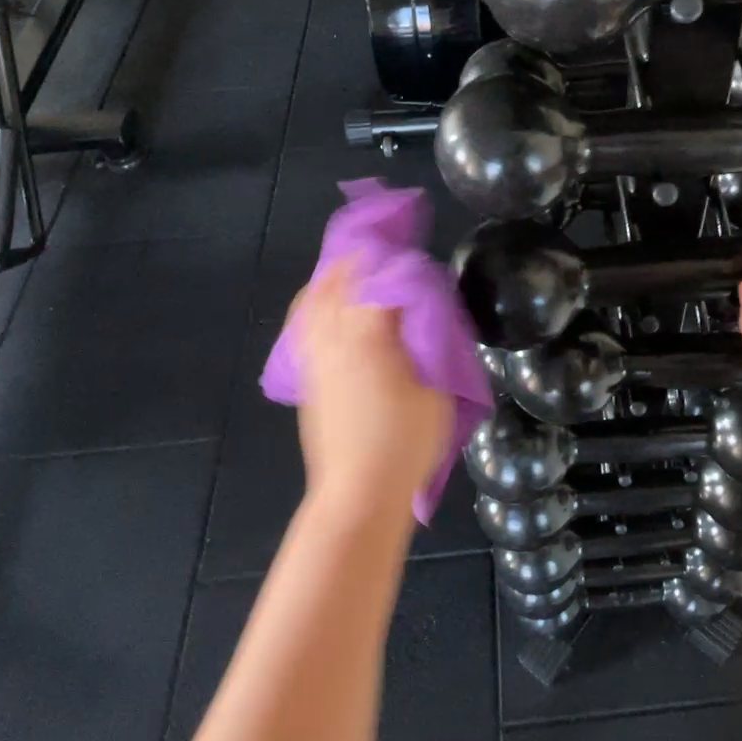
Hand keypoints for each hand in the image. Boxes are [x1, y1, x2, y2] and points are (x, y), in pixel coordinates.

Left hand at [294, 260, 452, 513]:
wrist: (358, 493)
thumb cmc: (406, 443)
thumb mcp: (436, 391)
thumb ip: (429, 345)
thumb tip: (423, 315)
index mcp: (368, 339)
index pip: (378, 282)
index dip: (396, 262)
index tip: (412, 249)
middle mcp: (333, 340)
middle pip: (338, 282)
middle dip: (359, 259)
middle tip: (381, 247)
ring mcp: (315, 359)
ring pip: (314, 302)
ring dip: (333, 278)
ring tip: (352, 268)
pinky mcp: (308, 379)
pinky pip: (305, 325)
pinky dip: (318, 304)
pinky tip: (332, 307)